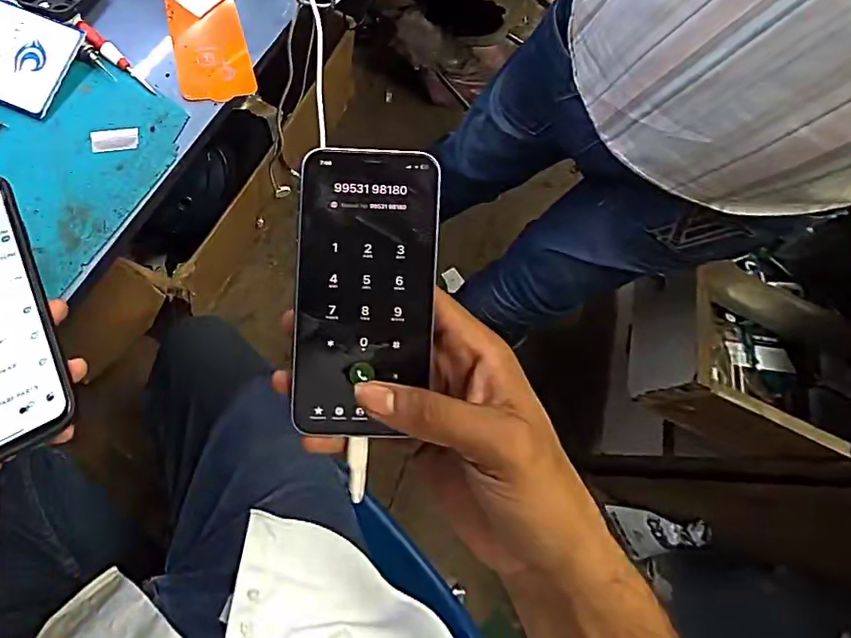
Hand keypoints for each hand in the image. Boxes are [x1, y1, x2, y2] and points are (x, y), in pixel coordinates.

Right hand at [272, 289, 596, 581]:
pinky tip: (322, 431)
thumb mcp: (497, 442)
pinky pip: (373, 425)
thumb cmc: (547, 493)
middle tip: (311, 334)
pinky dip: (345, 428)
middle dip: (353, 339)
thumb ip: (434, 413)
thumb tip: (374, 391)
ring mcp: (430, 408)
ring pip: (377, 383)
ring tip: (303, 381)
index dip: (395, 295)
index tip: (353, 287)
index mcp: (478, 356)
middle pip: (394, 344)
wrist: (546, 563)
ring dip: (341, 384)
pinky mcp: (416, 441)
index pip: (432, 308)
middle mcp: (451, 374)